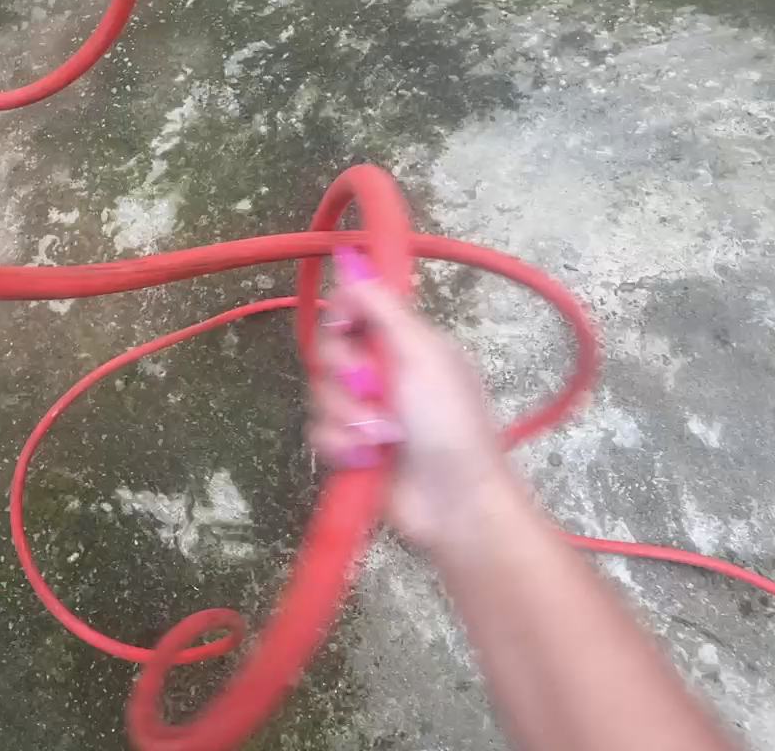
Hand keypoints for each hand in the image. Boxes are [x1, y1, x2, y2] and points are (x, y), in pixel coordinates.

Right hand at [306, 247, 512, 550]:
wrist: (455, 504)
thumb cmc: (448, 424)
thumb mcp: (423, 355)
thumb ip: (384, 310)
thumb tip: (353, 270)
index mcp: (407, 342)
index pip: (357, 308)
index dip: (344, 314)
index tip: (345, 326)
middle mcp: (384, 371)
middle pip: (331, 350)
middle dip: (344, 374)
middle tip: (371, 390)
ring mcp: (367, 410)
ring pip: (321, 392)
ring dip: (345, 416)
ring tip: (378, 438)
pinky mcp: (352, 446)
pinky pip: (320, 430)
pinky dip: (339, 445)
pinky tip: (364, 458)